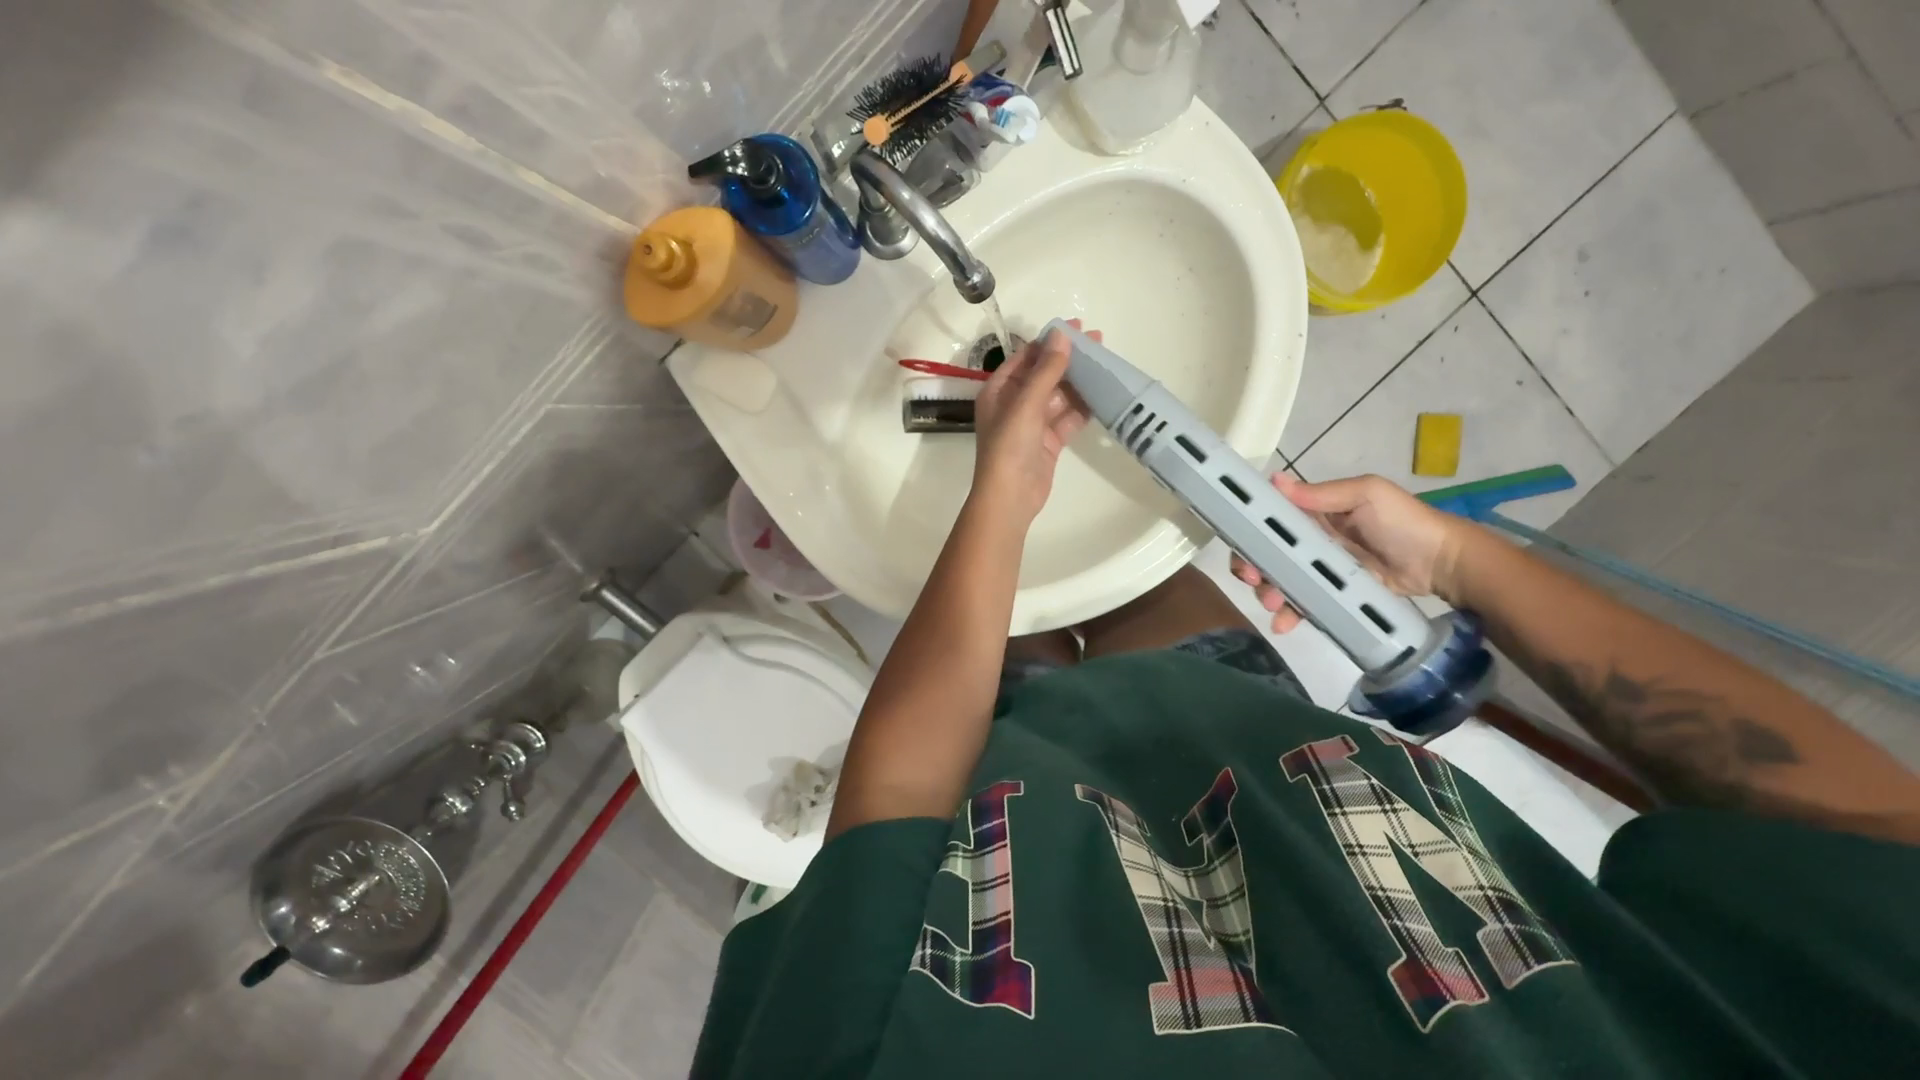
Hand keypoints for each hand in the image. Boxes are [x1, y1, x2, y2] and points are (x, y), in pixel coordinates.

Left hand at [970, 323, 1092, 526]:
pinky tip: (1102, 394)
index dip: (1050, 342)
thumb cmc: (1009, 447)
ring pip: (1059, 396)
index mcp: (999, 390)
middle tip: (1099, 342)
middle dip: (1069, 360)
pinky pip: (1068, 418)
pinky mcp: (1049, 442)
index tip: (1076, 328)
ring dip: (1079, 382)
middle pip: (1044, 375)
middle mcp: (1014, 404)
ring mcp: (1032, 424)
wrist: (1010, 498)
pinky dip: (1083, 407)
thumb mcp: (1026, 404)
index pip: (1026, 358)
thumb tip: (1062, 334)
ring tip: (1106, 365)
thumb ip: (1046, 370)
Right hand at [1230, 473, 1470, 632]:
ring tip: (1274, 604)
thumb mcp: (1368, 494)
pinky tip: (1285, 623)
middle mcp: (1311, 539)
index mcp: (1315, 511)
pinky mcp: (1332, 594)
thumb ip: (1323, 493)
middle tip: (1254, 579)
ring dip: (1269, 591)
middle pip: (1267, 553)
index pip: (1271, 519)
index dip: (1250, 530)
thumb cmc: (1404, 521)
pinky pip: (1303, 603)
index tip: (1242, 545)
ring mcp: (1320, 569)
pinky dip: (1290, 613)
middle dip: (1253, 566)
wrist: (1442, 563)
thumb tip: (1275, 480)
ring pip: (1280, 580)